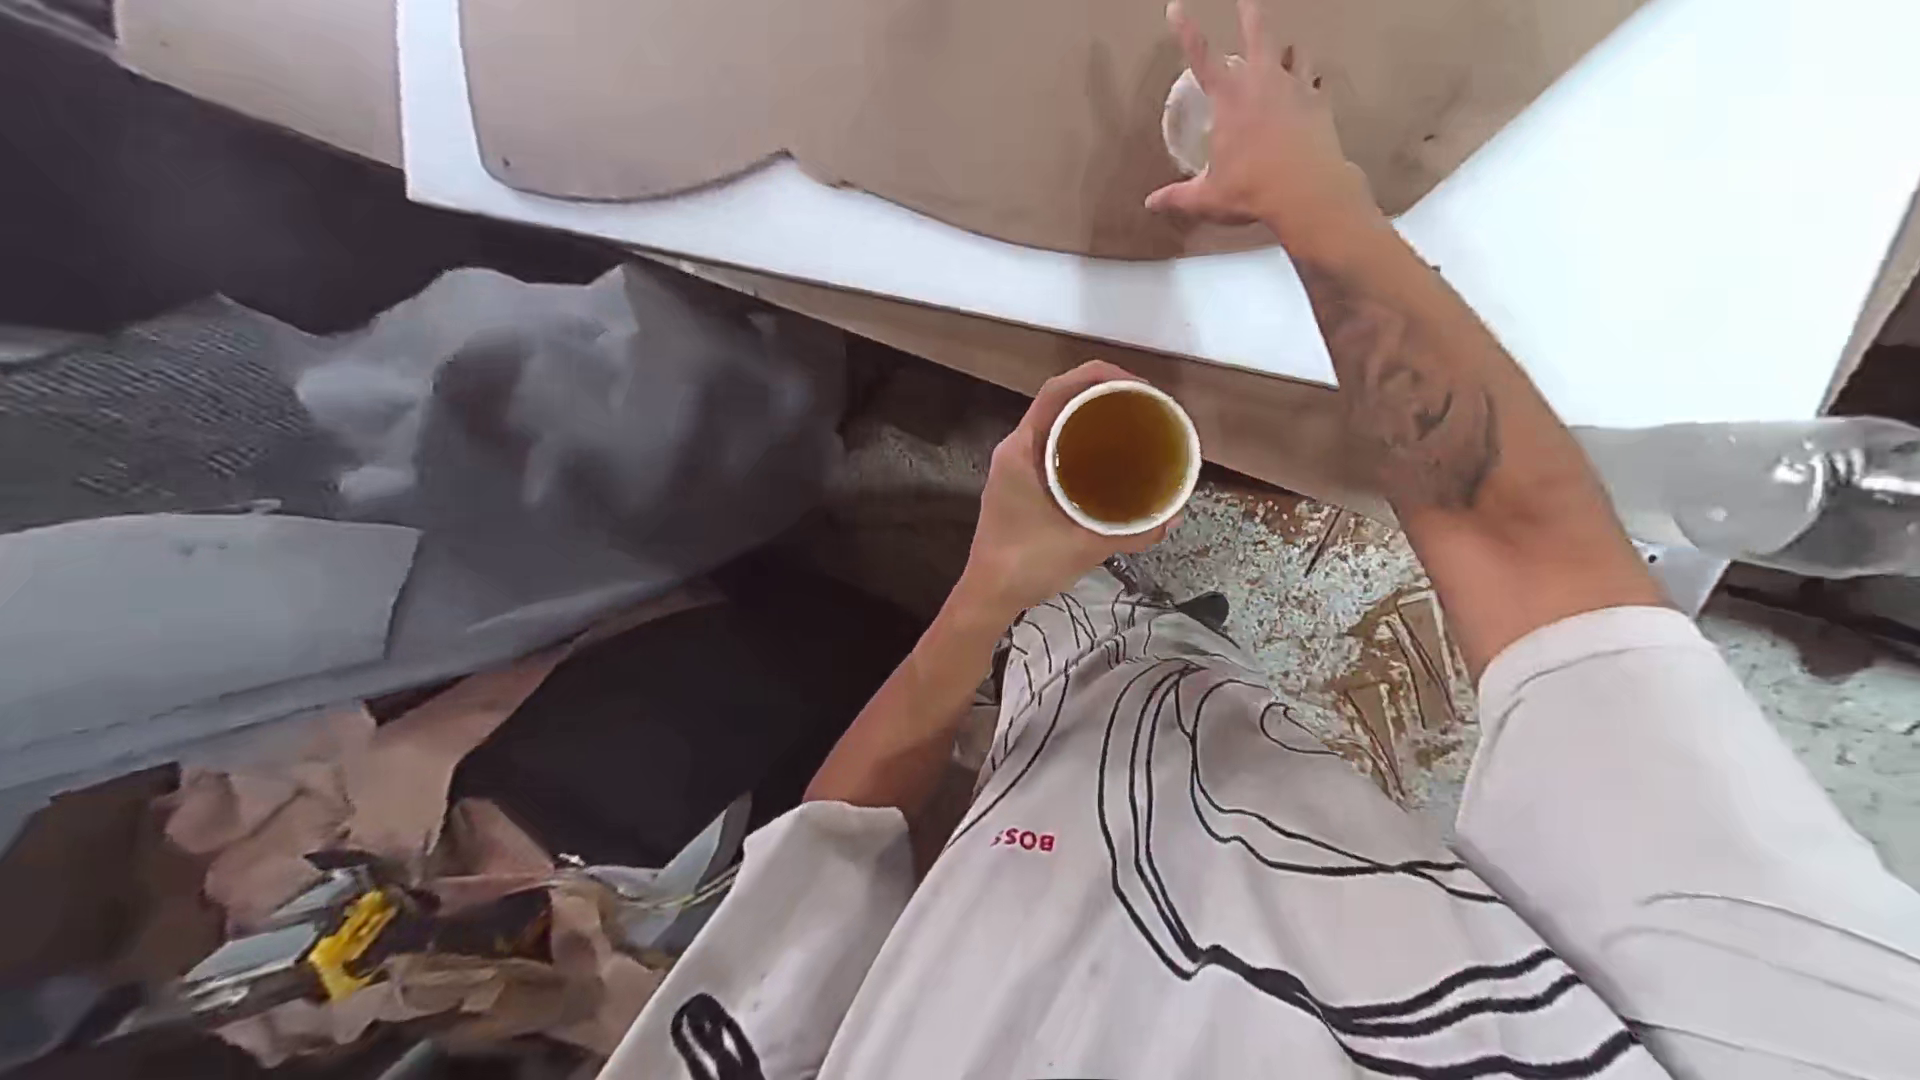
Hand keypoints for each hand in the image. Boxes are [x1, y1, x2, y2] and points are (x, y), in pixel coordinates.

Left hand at [955, 361, 1175, 622]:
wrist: (988, 594)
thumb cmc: (1028, 564)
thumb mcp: (1086, 546)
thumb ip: (1132, 531)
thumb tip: (1173, 517)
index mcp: (1021, 450)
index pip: (1056, 390)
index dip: (1098, 376)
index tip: (1138, 388)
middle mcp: (1014, 449)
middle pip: (1057, 402)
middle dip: (1101, 396)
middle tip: (1143, 408)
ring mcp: (1012, 466)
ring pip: (1053, 425)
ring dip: (1088, 419)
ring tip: (1130, 427)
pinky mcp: (1016, 483)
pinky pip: (1050, 448)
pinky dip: (1077, 444)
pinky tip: (1105, 461)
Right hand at [1145, 0, 1382, 253]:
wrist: (1305, 191)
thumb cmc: (1249, 190)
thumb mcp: (1206, 198)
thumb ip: (1178, 196)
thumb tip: (1151, 203)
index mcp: (1229, 100)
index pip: (1202, 57)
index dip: (1186, 31)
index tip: (1176, 7)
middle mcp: (1263, 83)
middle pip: (1259, 33)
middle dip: (1249, 14)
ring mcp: (1296, 88)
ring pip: (1294, 52)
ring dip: (1287, 51)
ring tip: (1286, 52)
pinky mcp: (1319, 102)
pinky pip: (1318, 82)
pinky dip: (1313, 82)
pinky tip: (1312, 86)